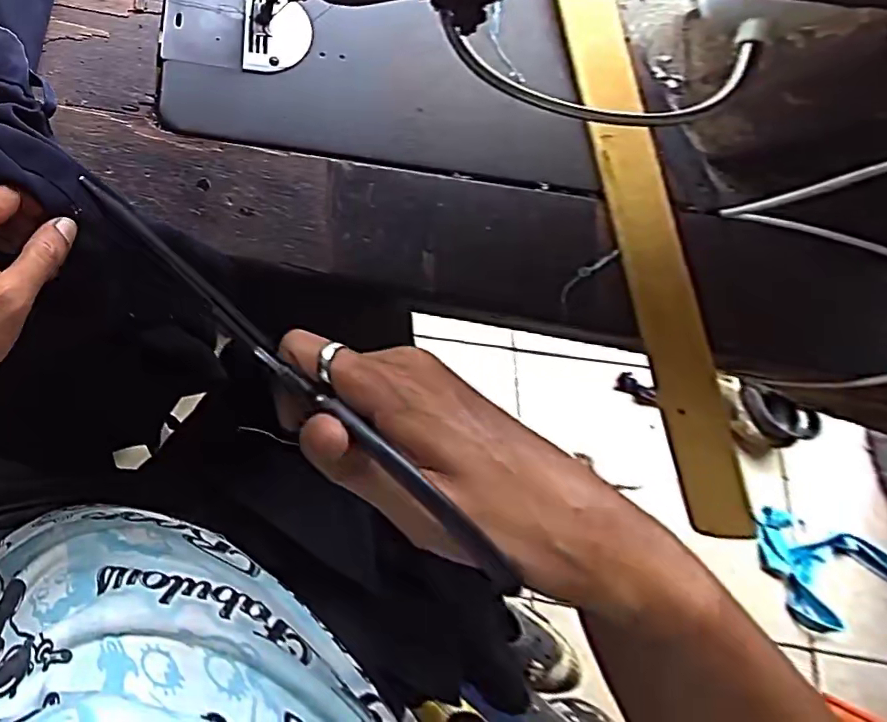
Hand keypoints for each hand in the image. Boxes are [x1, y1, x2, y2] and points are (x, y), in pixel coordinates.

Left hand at [0, 187, 76, 428]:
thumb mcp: (12, 298)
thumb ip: (42, 254)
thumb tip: (64, 224)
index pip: (3, 195)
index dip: (37, 206)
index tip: (61, 226)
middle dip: (26, 221)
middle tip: (55, 246)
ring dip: (13, 237)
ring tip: (41, 262)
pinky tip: (17, 270)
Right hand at [278, 329, 702, 616]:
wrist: (595, 536)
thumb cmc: (518, 525)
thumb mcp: (415, 509)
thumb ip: (348, 462)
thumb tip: (310, 425)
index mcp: (396, 385)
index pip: (302, 349)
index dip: (290, 390)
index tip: (311, 430)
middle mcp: (411, 366)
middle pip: (323, 367)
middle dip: (324, 412)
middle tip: (360, 464)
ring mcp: (429, 374)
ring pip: (351, 380)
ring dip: (354, 421)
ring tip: (396, 469)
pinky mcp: (442, 387)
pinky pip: (382, 389)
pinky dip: (380, 420)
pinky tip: (415, 461)